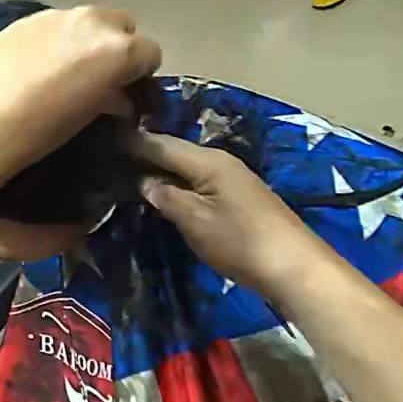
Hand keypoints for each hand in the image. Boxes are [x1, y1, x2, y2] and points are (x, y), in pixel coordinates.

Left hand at [0, 8, 161, 202]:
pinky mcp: (25, 17)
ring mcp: (56, 14)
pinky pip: (57, 24)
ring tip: (66, 72)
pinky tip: (37, 66)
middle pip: (124, 26)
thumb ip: (113, 96)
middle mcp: (92, 21)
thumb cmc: (40, 130)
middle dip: (119, 49)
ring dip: (88, 41)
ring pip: (89, 21)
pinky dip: (59, 39)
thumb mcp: (90, 116)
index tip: (129, 93)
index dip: (143, 75)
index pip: (151, 52)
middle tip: (101, 79)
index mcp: (118, 47)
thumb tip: (118, 95)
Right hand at [131, 131, 331, 299]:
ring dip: (163, 170)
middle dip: (147, 154)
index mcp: (207, 161)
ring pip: (189, 168)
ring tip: (132, 172)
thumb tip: (145, 181)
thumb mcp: (196, 221)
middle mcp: (220, 162)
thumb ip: (167, 198)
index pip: (162, 144)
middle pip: (176, 153)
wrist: (295, 266)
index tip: (107, 135)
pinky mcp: (239, 197)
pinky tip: (167, 193)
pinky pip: (201, 182)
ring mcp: (233, 178)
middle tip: (113, 155)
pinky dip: (180, 184)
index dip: (135, 142)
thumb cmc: (241, 241)